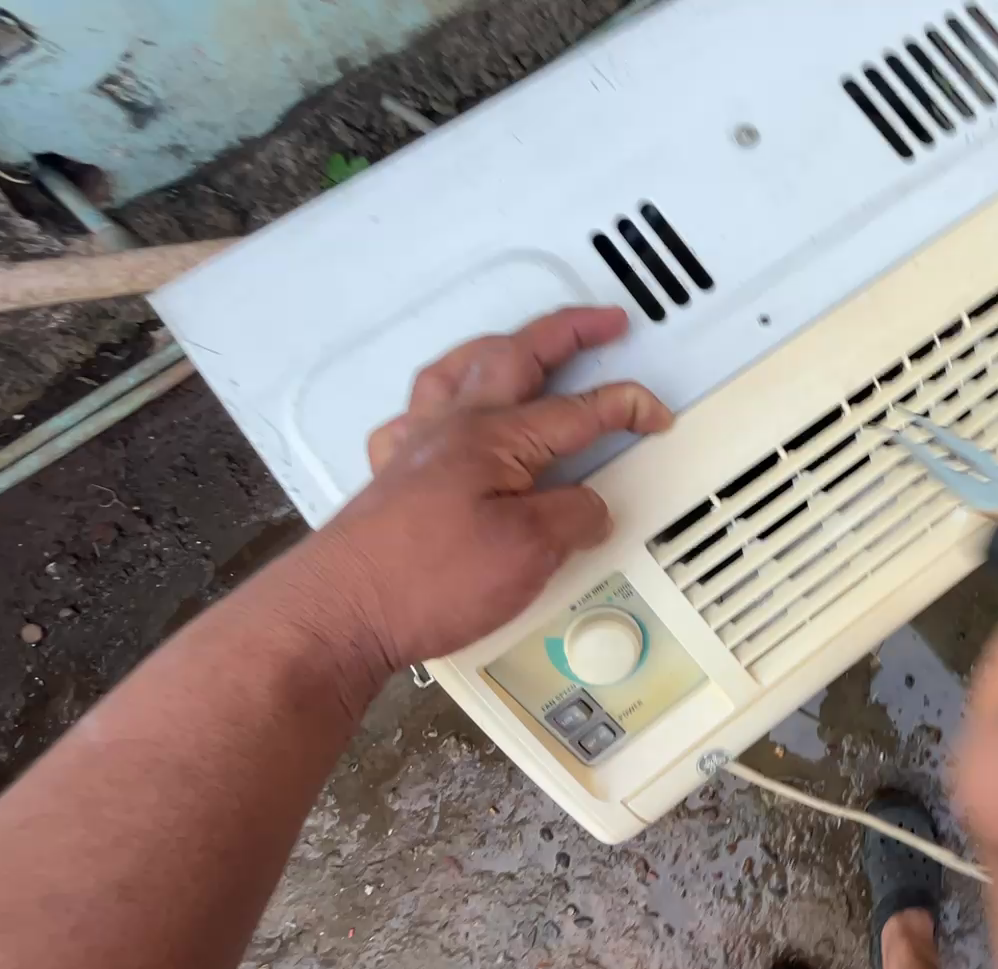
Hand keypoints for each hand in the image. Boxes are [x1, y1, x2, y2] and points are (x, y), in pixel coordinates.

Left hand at [293, 307, 671, 670]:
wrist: (339, 615)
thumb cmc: (428, 581)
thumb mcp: (530, 550)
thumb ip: (576, 516)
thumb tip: (592, 506)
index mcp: (493, 438)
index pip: (578, 410)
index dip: (626, 407)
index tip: (657, 417)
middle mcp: (453, 429)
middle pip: (516, 356)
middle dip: (568, 331)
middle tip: (606, 323)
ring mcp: (418, 447)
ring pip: (460, 369)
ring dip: (504, 346)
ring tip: (530, 345)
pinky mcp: (396, 476)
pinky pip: (418, 412)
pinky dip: (445, 396)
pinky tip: (454, 410)